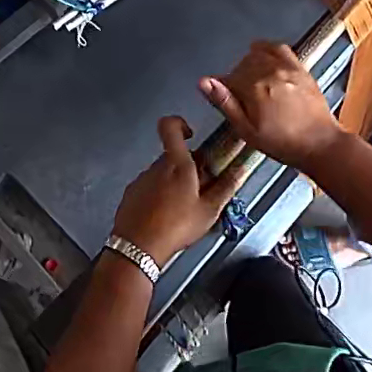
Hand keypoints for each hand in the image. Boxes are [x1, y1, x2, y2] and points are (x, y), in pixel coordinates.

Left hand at [111, 116, 248, 264]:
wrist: (138, 248)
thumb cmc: (176, 227)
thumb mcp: (209, 210)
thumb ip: (226, 186)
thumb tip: (241, 168)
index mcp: (176, 164)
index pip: (170, 126)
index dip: (180, 123)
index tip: (191, 134)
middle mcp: (155, 167)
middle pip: (172, 156)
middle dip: (187, 167)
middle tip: (200, 189)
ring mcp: (141, 180)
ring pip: (161, 173)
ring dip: (173, 184)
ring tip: (183, 209)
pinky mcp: (131, 194)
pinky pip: (149, 188)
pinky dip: (158, 196)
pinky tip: (165, 216)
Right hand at [200, 41, 350, 171]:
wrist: (320, 143)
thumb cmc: (281, 142)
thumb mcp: (247, 130)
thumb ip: (225, 103)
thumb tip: (204, 82)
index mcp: (253, 88)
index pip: (227, 79)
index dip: (223, 90)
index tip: (227, 102)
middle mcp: (269, 72)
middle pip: (241, 65)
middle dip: (237, 79)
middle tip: (242, 98)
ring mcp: (286, 68)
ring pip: (257, 55)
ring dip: (249, 65)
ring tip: (252, 83)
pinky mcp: (299, 68)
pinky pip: (279, 48)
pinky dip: (267, 49)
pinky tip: (264, 57)